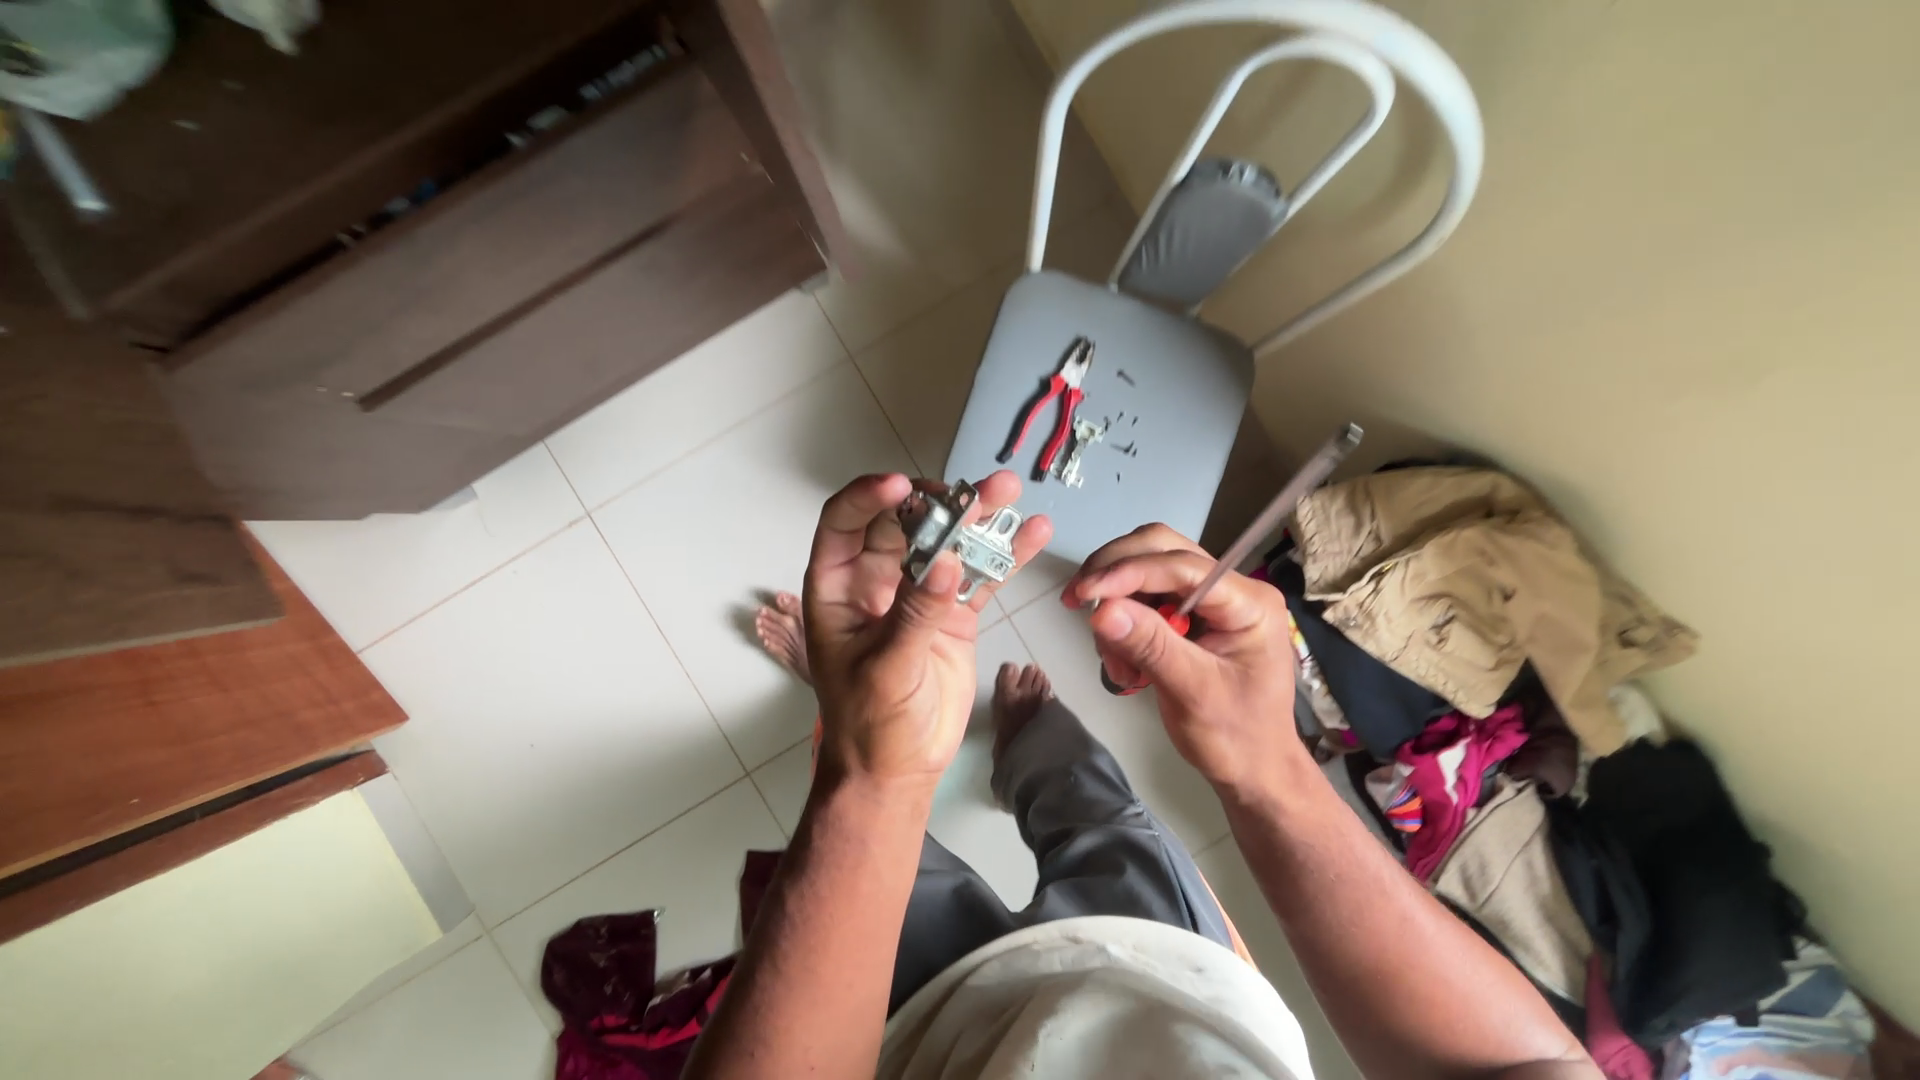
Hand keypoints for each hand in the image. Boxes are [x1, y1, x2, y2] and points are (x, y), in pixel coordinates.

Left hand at [804, 471, 1050, 790]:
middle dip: (938, 502)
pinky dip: (1004, 555)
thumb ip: (916, 614)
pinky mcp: (955, 614)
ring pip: (946, 542)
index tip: (902, 486)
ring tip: (1009, 491)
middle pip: (906, 523)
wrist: (900, 767)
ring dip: (976, 518)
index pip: (844, 523)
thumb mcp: (886, 669)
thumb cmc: (871, 722)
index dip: (868, 497)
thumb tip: (947, 561)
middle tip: (973, 492)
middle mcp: (878, 581)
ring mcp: (920, 594)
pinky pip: (979, 575)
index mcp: (839, 587)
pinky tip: (1034, 533)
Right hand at [1063, 524, 1301, 795]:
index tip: (1084, 593)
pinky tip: (1125, 667)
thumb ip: (1151, 647)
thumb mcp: (1194, 693)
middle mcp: (1230, 588)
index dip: (1128, 572)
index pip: (1181, 566)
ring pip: (1144, 572)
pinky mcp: (1188, 616)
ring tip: (1117, 664)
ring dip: (1117, 608)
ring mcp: (1208, 600)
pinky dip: (1122, 626)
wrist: (1253, 770)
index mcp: (1248, 601)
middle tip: (1077, 602)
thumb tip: (1101, 610)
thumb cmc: (1236, 738)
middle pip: (1160, 550)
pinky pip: (1142, 600)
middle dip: (1115, 575)